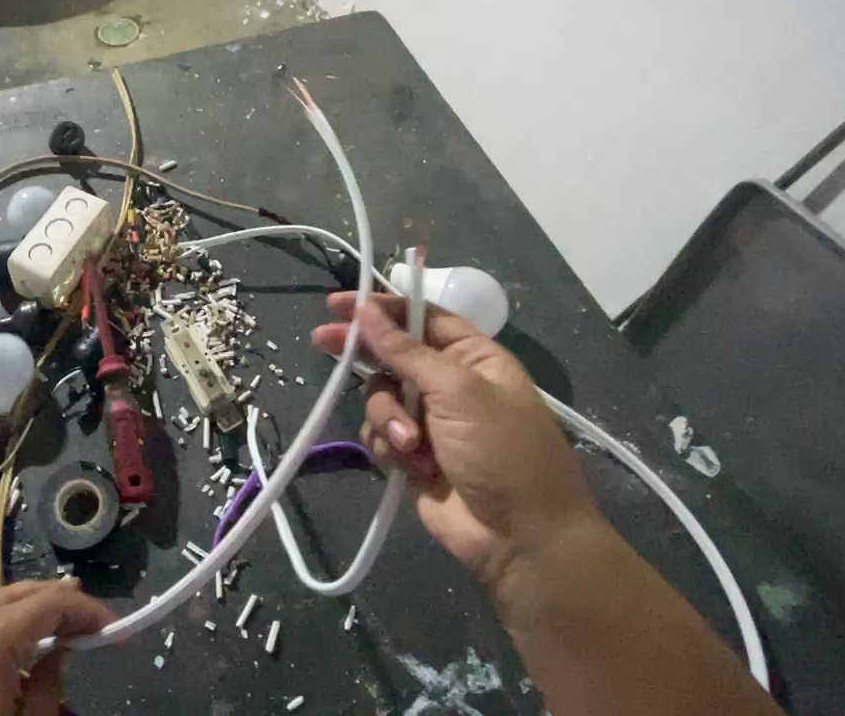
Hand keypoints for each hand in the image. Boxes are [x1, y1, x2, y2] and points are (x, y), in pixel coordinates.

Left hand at [0, 578, 117, 715]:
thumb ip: (49, 683)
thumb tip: (58, 653)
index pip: (51, 603)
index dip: (86, 610)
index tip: (115, 627)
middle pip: (24, 592)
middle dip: (60, 598)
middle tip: (93, 615)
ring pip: (2, 601)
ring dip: (36, 605)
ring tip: (66, 617)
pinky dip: (12, 620)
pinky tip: (29, 637)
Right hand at [311, 292, 604, 588]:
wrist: (521, 539)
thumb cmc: (503, 452)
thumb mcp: (458, 391)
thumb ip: (405, 350)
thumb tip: (365, 310)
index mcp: (473, 358)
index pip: (420, 317)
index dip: (381, 308)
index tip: (339, 304)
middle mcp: (448, 383)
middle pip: (392, 353)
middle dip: (362, 352)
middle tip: (322, 341)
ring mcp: (429, 419)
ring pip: (380, 396)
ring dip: (388, 416)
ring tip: (410, 443)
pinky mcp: (412, 453)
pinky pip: (379, 432)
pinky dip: (388, 445)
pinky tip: (411, 464)